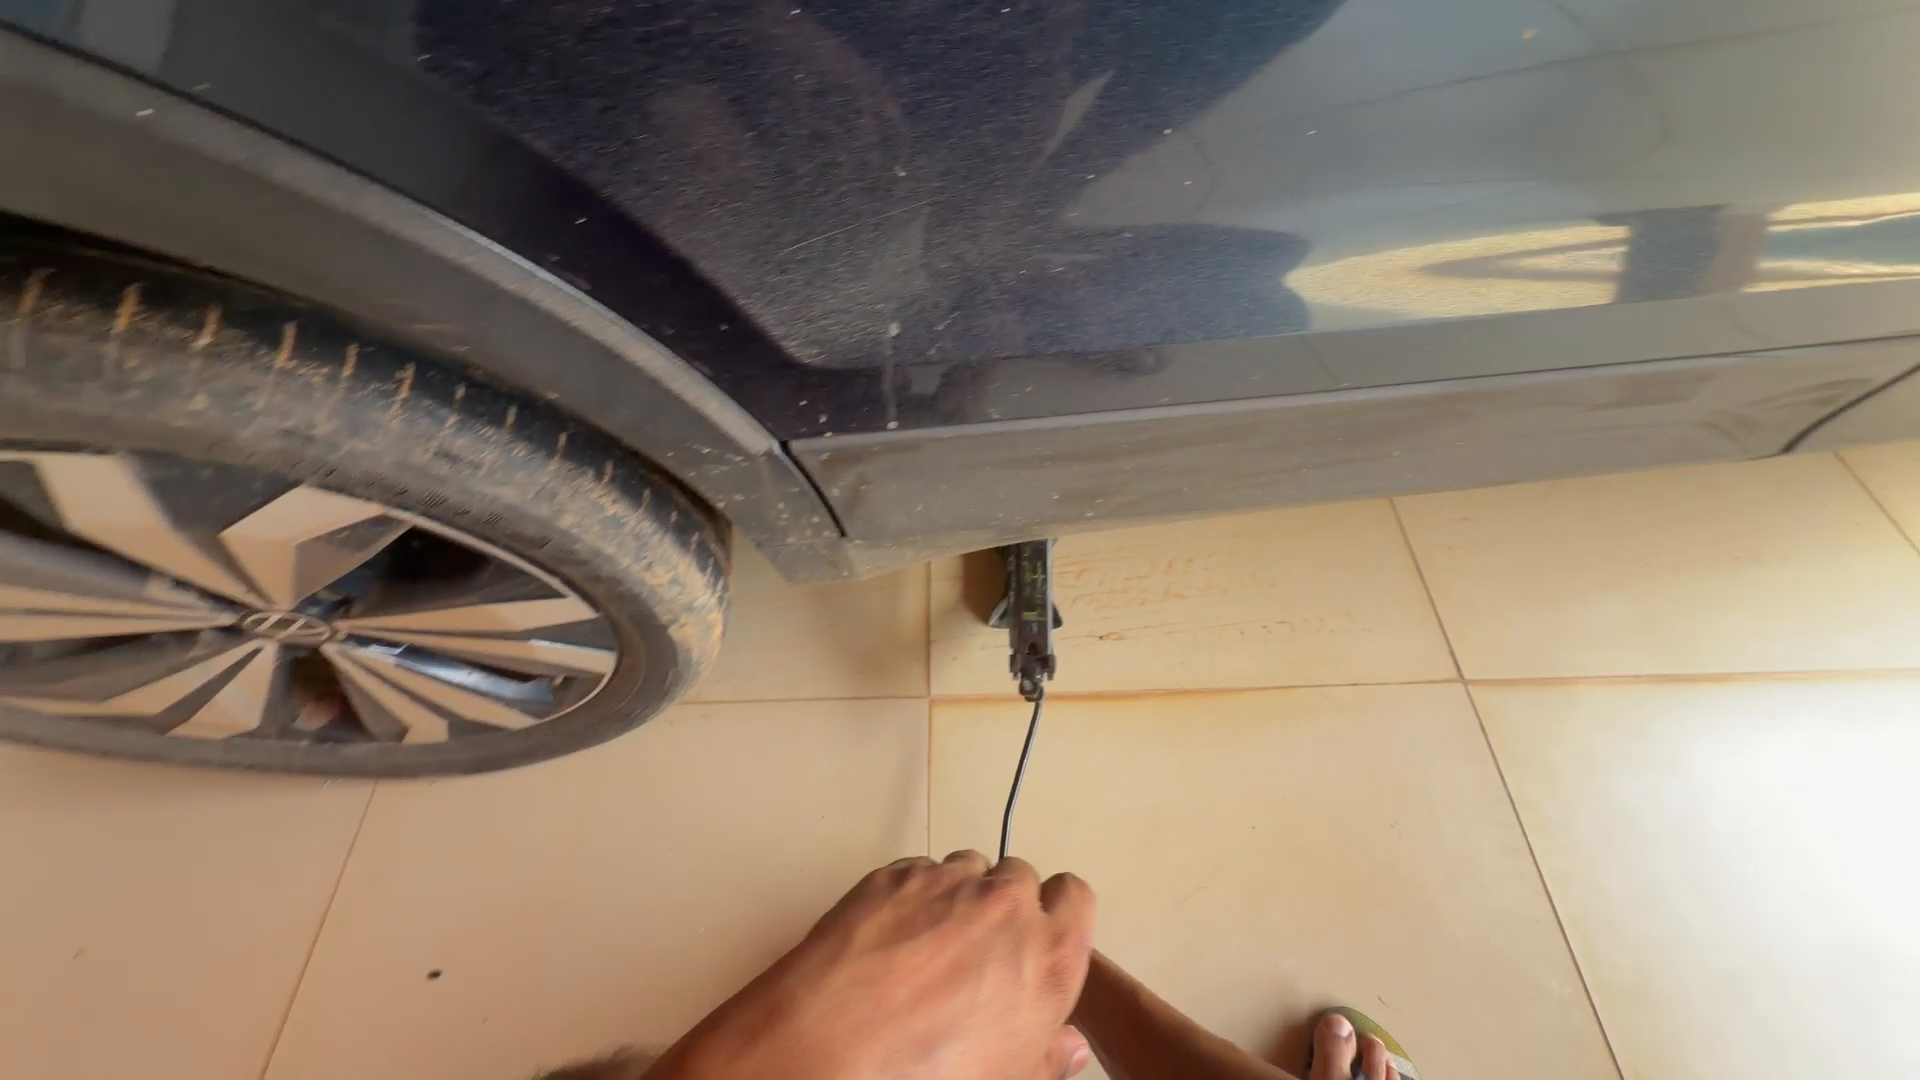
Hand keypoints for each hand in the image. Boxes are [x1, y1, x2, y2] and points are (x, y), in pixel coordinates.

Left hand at [648, 851, 1096, 1079]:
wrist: (831, 1051)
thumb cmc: (926, 1075)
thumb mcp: (1006, 1078)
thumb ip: (1047, 1053)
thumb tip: (1070, 1044)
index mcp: (1049, 955)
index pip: (1076, 896)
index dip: (1056, 912)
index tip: (1036, 933)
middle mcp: (1006, 903)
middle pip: (1019, 876)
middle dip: (1002, 904)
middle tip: (973, 948)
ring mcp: (949, 879)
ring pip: (968, 867)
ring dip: (957, 893)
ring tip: (925, 943)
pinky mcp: (899, 869)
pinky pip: (920, 869)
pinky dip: (913, 893)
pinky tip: (890, 937)